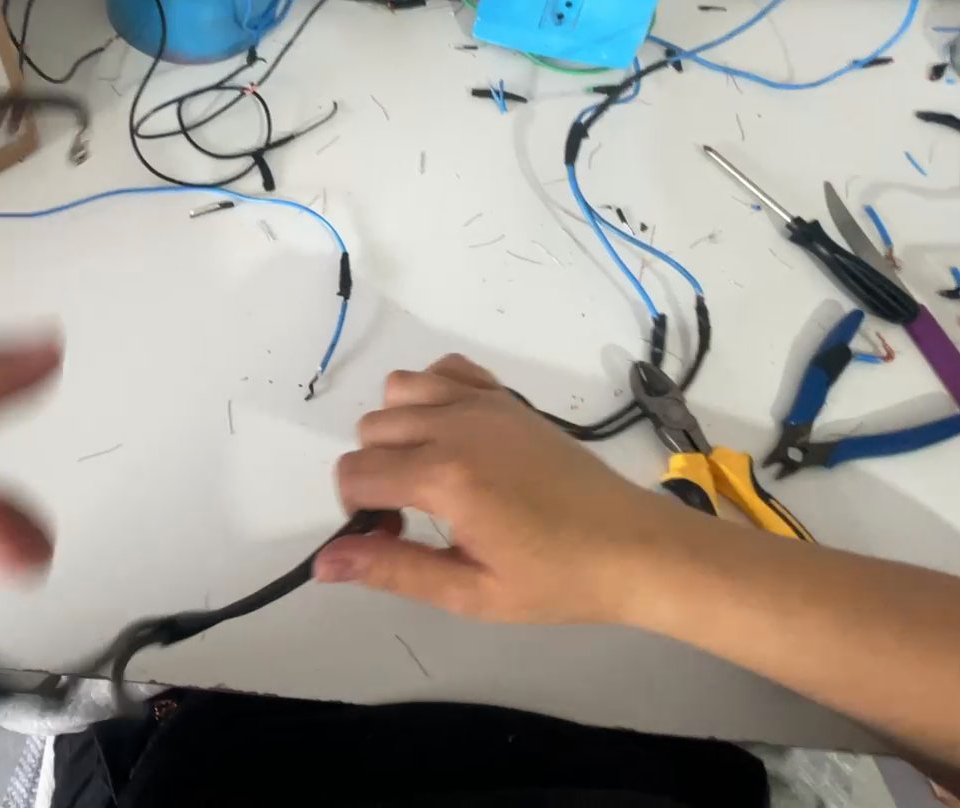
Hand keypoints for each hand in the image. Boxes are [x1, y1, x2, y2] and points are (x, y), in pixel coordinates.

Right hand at [313, 354, 691, 624]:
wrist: (636, 548)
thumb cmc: (555, 579)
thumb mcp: (470, 592)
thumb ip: (391, 569)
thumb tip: (323, 563)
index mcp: (445, 477)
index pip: (354, 473)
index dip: (358, 508)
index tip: (392, 533)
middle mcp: (454, 426)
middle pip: (369, 431)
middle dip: (375, 472)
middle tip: (415, 512)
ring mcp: (480, 402)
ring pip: (396, 391)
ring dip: (397, 428)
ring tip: (429, 468)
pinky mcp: (502, 394)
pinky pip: (441, 368)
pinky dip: (432, 392)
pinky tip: (451, 431)